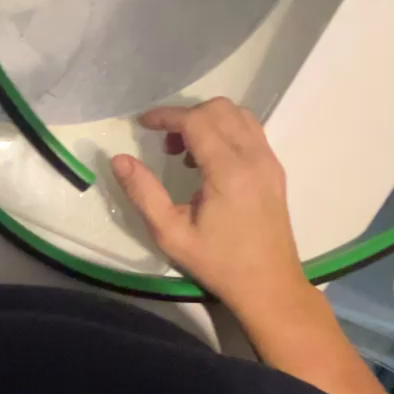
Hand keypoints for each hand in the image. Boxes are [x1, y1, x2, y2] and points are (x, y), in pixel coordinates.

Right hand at [111, 98, 308, 312]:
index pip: (197, 121)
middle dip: (186, 115)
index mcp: (228, 172)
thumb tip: (119, 159)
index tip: (142, 124)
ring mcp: (269, 161)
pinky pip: (249, 130)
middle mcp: (254, 158)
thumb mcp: (170, 233)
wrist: (269, 285)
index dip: (166, 116)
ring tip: (183, 151)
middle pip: (219, 109)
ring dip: (206, 120)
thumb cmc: (217, 262)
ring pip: (238, 114)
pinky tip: (206, 159)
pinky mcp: (274, 169)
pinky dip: (224, 130)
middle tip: (163, 143)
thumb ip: (143, 192)